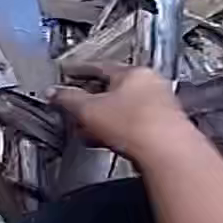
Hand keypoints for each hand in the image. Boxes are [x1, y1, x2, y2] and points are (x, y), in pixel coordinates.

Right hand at [50, 64, 202, 162]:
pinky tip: (99, 139)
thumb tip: (54, 93)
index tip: (64, 74)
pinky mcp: (162, 129)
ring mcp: (160, 108)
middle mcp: (152, 86)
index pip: (97, 67)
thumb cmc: (137, 126)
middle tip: (68, 104)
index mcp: (135, 73)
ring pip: (119, 108)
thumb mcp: (86, 108)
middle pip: (109, 88)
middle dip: (86, 99)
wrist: (168, 155)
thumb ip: (65, 98)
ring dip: (98, 117)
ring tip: (81, 127)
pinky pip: (129, 124)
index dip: (75, 72)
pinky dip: (112, 129)